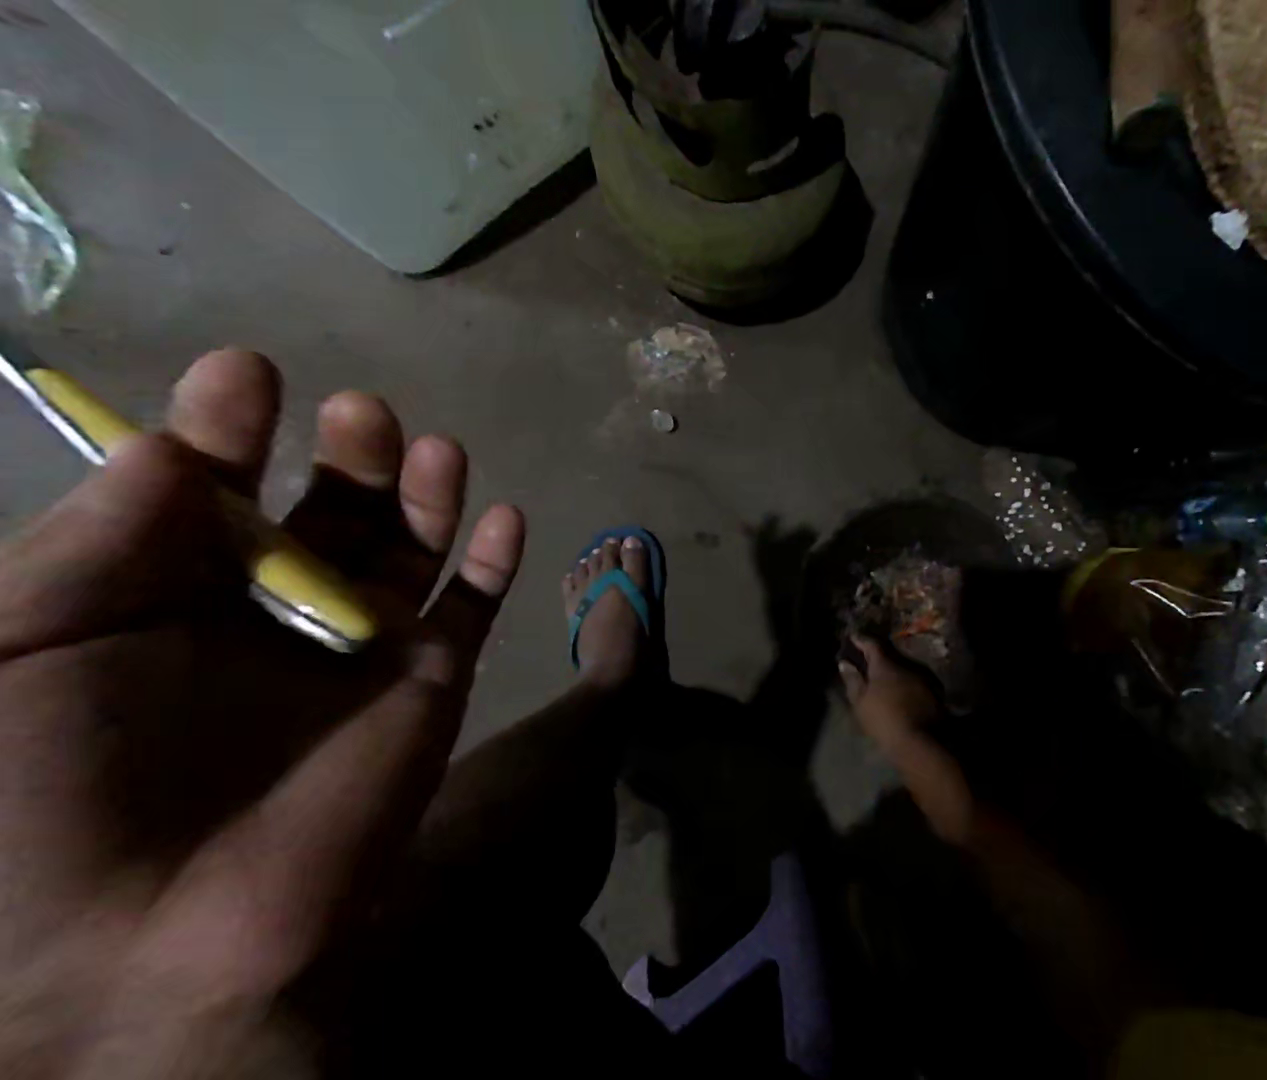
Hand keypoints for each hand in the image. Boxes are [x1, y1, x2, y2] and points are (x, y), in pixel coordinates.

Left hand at [0, 350, 523, 1076]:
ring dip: (425, 495)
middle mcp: (274, 610)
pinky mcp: (435, 675)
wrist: (155, 928)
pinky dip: (496, 562)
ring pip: (412, 550)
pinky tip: (503, 515)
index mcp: (167, 600)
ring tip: (426, 444)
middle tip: (357, 411)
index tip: (247, 372)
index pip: (212, 495)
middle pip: (329, 513)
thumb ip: (97, 546)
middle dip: (344, 456)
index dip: (228, 431)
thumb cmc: (43, 791)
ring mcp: (366, 644)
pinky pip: (476, 607)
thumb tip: (179, 453)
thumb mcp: (20, 650)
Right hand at [837, 633, 940, 747]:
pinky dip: (903, 684)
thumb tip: (845, 663)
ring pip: (902, 670)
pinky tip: (898, 693)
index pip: (873, 645)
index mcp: (885, 666)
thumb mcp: (860, 702)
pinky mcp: (931, 692)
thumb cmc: (882, 719)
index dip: (862, 640)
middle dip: (877, 658)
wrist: (917, 740)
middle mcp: (905, 666)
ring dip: (892, 672)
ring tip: (881, 680)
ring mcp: (921, 678)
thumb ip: (853, 680)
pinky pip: (913, 682)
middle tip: (865, 659)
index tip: (853, 636)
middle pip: (889, 657)